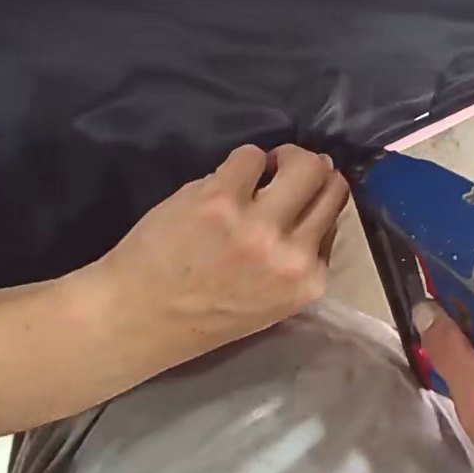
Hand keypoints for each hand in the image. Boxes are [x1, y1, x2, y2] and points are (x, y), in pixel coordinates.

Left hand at [94, 144, 347, 356]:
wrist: (137, 317)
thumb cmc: (203, 311)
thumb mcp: (272, 298)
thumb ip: (297, 255)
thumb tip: (310, 200)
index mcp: (308, 282)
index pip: (336, 219)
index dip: (316, 201)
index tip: (296, 198)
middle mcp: (292, 254)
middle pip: (332, 184)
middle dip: (312, 170)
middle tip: (285, 173)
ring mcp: (258, 224)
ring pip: (305, 162)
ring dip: (283, 158)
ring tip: (259, 173)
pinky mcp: (222, 198)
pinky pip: (251, 154)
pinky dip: (241, 162)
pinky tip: (224, 181)